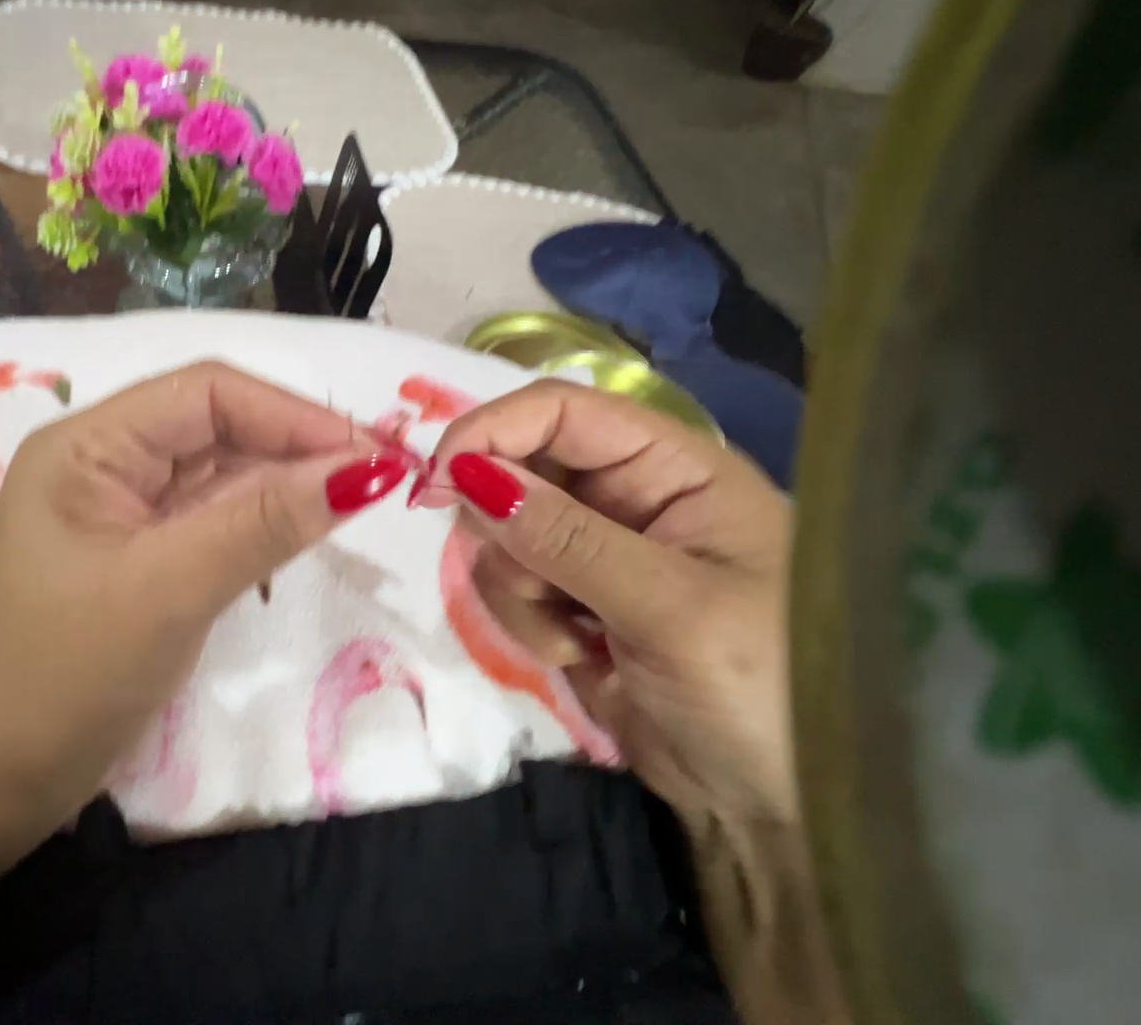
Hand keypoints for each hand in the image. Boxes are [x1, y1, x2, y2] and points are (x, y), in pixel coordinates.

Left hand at [0, 362, 402, 829]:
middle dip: (294, 446)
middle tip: (381, 479)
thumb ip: (265, 522)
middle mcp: (99, 464)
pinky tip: (301, 530)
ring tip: (356, 499)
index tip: (374, 456)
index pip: (203, 394)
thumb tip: (367, 469)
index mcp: (84, 447)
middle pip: (212, 427)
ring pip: (215, 473)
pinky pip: (207, 519)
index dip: (293, 415)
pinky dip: (257, 522)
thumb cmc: (70, 676)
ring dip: (282, 483)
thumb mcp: (171, 590)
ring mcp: (116, 512)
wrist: (1, 778)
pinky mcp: (135, 556)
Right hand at [416, 380, 796, 823]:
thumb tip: (466, 475)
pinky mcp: (568, 605)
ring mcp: (593, 554)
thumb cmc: (767, 689)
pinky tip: (577, 656)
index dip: (490, 432)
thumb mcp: (671, 608)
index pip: (559, 411)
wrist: (780, 802)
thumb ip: (566, 539)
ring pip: (500, 534)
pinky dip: (522, 622)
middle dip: (503, 525)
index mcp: (673, 469)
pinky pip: (505, 588)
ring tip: (575, 637)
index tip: (435, 482)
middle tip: (532, 582)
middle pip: (517, 468)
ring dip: (516, 588)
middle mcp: (627, 498)